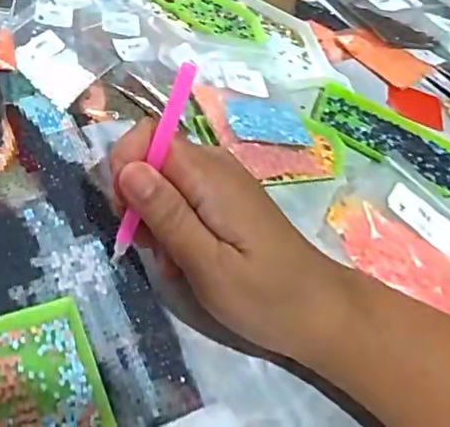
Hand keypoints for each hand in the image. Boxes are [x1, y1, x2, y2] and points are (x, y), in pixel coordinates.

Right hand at [108, 118, 350, 360]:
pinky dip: (170, 219)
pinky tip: (182, 255)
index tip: (123, 209)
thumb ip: (166, 213)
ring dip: (151, 213)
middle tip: (145, 243)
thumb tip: (127, 168)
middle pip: (151, 154)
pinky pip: (180, 191)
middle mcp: (211, 162)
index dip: (125, 162)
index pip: (148, 133)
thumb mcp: (208, 265)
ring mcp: (218, 177)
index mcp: (207, 172)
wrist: (326, 316)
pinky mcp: (222, 194)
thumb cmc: (267, 296)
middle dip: (135, 194)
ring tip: (168, 258)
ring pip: (161, 175)